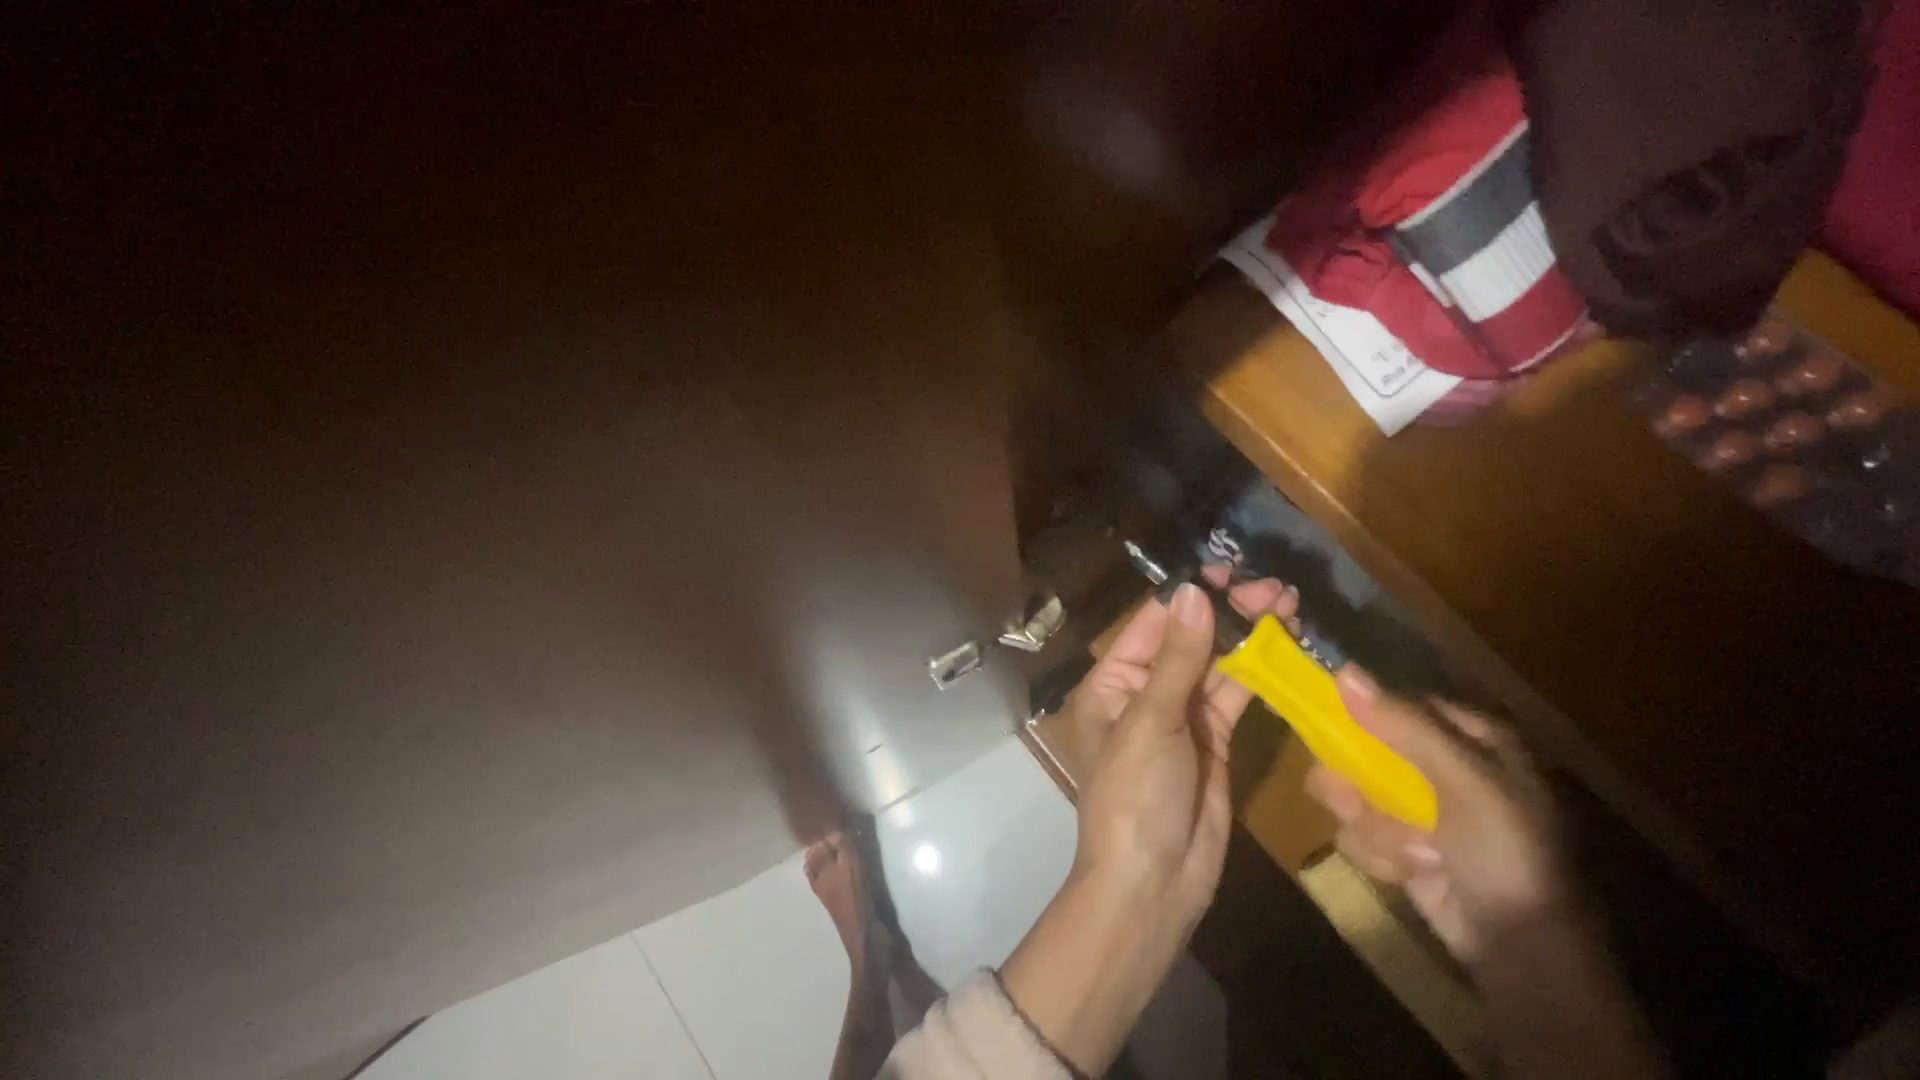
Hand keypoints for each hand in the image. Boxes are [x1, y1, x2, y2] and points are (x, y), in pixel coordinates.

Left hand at [1067, 575, 1297, 916]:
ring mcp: (1182, 716)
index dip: (1189, 595)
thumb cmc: (1134, 795)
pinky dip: (1261, 671)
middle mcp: (1145, 692)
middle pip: (1188, 639)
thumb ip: (1177, 659)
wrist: (1154, 881)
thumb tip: (1192, 592)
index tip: (1228, 568)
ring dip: (1249, 635)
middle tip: (1273, 587)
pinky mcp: (1215, 739)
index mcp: (1112, 683)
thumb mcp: (1150, 722)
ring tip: (1287, 602)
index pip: (1151, 625)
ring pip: (1216, 664)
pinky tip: (1287, 643)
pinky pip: (1237, 695)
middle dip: (1227, 611)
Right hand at [1305, 669, 1563, 962]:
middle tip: (1353, 796)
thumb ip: (1403, 726)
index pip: (1399, 701)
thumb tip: (1343, 670)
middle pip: (1362, 746)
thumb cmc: (1506, 851)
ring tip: (1408, 850)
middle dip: (1354, 779)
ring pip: (1351, 792)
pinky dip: (1378, 854)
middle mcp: (1440, 766)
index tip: (1321, 712)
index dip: (1360, 706)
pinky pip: (1357, 831)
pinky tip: (1410, 872)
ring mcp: (1418, 808)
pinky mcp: (1400, 846)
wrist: (1522, 947)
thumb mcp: (1463, 780)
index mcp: (1470, 737)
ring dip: (1371, 825)